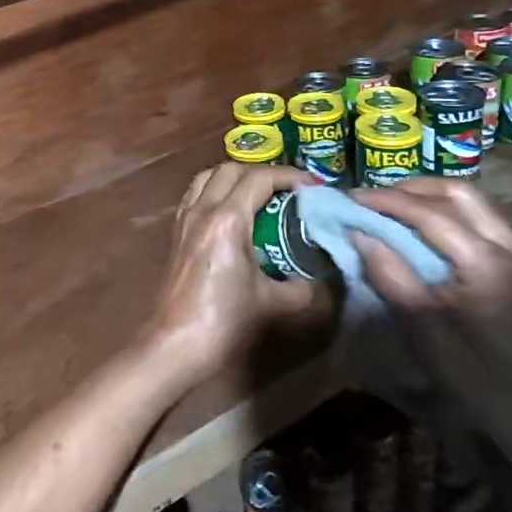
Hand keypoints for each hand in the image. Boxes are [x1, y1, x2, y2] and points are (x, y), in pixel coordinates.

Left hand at [144, 163, 328, 384]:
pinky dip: (216, 189)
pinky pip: (195, 194)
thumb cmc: (225, 321)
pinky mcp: (175, 232)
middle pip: (231, 169)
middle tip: (292, 190)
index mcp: (226, 219)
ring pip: (208, 177)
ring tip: (264, 195)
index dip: (290, 176)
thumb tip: (336, 277)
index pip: (259, 178)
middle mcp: (201, 210)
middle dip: (264, 172)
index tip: (316, 187)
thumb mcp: (277, 303)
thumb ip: (312, 287)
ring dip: (236, 177)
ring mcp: (184, 219)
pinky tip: (234, 211)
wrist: (176, 342)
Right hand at [350, 180, 511, 429]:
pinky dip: (457, 215)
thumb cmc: (470, 371)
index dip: (386, 201)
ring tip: (400, 207)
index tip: (350, 197)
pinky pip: (490, 223)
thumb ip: (390, 273)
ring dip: (436, 198)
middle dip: (413, 189)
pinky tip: (438, 230)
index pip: (428, 213)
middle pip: (460, 194)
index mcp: (484, 261)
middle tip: (376, 197)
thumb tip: (358, 233)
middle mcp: (509, 248)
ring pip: (479, 205)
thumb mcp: (421, 324)